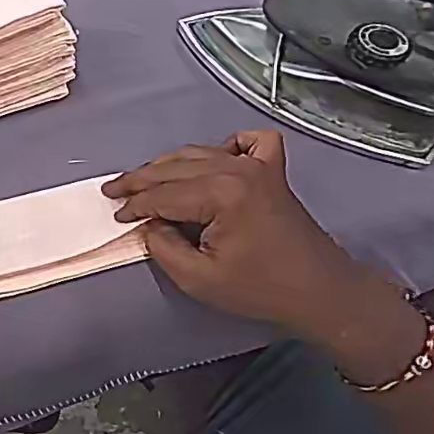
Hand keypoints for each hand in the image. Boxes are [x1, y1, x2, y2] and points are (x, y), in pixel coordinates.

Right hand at [102, 131, 422, 377]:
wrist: (319, 291)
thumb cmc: (258, 289)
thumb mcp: (197, 279)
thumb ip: (164, 247)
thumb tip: (150, 224)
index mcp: (220, 193)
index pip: (163, 193)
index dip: (135, 205)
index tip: (116, 216)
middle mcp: (237, 169)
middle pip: (176, 167)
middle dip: (140, 180)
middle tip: (114, 191)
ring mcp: (259, 165)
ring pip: (201, 152)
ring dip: (169, 165)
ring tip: (143, 179)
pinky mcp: (273, 171)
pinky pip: (248, 142)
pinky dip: (228, 146)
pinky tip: (216, 158)